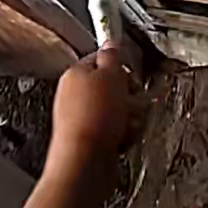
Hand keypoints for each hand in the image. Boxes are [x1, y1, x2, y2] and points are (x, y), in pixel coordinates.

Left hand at [49, 47, 130, 165]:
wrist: (84, 164)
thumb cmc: (95, 117)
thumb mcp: (111, 76)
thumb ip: (112, 56)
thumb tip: (112, 42)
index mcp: (75, 73)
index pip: (101, 59)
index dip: (119, 66)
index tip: (131, 75)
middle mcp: (73, 95)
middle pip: (110, 86)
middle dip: (127, 95)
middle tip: (133, 100)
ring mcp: (79, 120)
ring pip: (113, 110)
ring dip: (127, 116)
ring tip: (129, 124)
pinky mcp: (88, 142)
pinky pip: (112, 132)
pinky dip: (121, 135)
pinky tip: (124, 139)